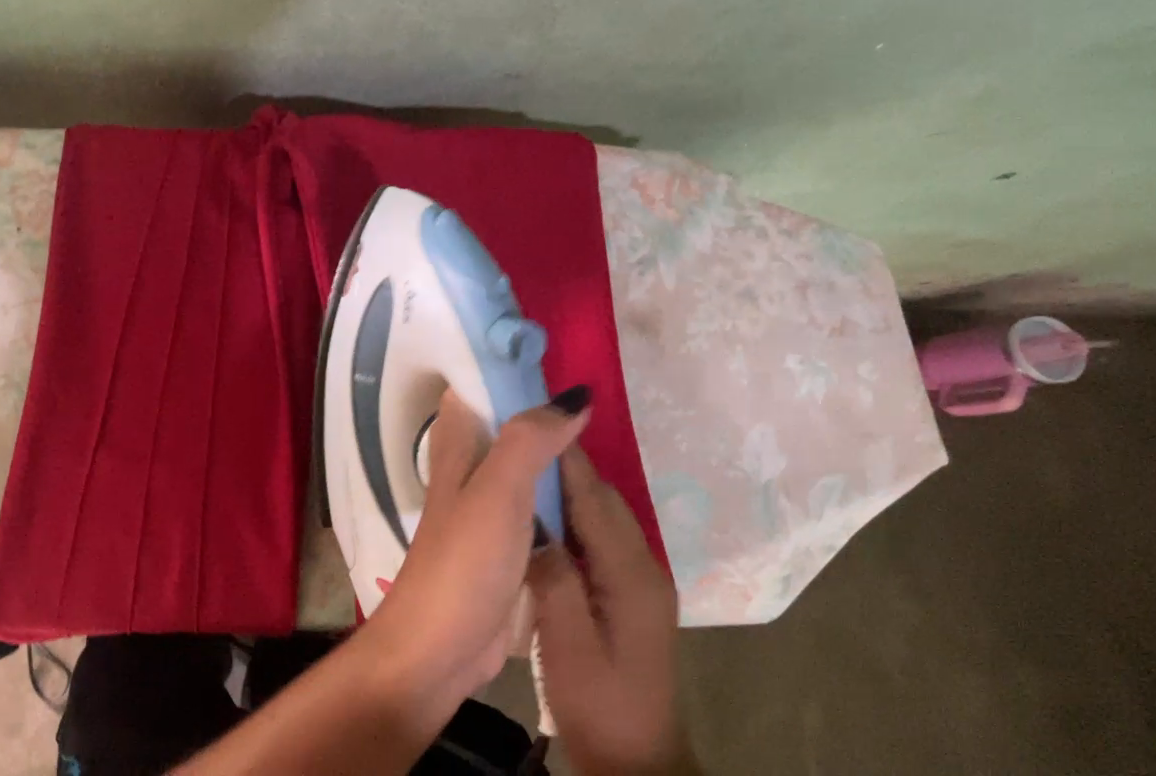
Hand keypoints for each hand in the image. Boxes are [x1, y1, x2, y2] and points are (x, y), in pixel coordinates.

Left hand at [360, 390, 588, 703]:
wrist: (440, 647)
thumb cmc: (464, 561)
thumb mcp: (498, 491)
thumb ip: (529, 439)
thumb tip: (573, 395)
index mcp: (452, 446)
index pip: (470, 385)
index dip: (498, 361)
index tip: (541, 343)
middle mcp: (464, 468)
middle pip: (497, 419)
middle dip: (532, 400)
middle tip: (583, 386)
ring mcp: (481, 506)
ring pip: (516, 460)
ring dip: (546, 443)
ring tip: (592, 424)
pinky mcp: (500, 542)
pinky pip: (531, 500)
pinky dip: (553, 486)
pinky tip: (581, 486)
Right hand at [529, 448, 694, 774]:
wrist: (636, 758)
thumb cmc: (600, 702)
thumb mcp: (568, 644)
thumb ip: (553, 579)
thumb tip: (529, 522)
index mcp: (631, 575)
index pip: (594, 499)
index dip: (565, 456)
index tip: (530, 414)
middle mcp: (641, 567)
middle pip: (601, 499)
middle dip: (563, 462)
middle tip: (514, 432)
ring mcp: (636, 580)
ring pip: (599, 514)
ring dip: (565, 486)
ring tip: (519, 460)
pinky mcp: (624, 592)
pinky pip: (596, 535)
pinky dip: (569, 513)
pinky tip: (536, 511)